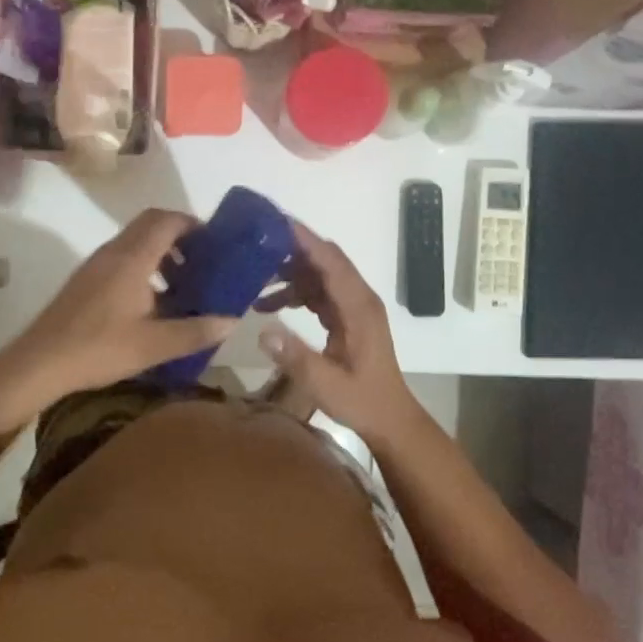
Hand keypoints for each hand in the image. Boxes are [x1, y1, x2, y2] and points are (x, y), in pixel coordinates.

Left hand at [0, 210, 235, 434]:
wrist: (40, 363)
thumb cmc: (99, 349)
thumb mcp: (154, 345)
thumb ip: (195, 331)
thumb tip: (231, 321)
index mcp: (131, 259)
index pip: (166, 221)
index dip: (193, 225)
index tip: (216, 243)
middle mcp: (112, 253)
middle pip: (150, 226)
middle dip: (180, 238)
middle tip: (204, 263)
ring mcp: (95, 266)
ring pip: (135, 244)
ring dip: (161, 256)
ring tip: (183, 287)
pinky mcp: (85, 282)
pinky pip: (122, 260)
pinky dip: (144, 269)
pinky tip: (153, 305)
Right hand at [256, 222, 421, 441]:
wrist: (390, 419)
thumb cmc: (362, 401)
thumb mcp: (325, 384)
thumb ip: (295, 357)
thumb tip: (262, 330)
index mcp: (358, 307)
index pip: (330, 261)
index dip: (304, 239)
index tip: (274, 222)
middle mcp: (358, 299)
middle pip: (323, 261)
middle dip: (290, 250)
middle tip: (252, 244)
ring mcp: (353, 308)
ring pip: (319, 276)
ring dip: (289, 274)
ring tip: (253, 278)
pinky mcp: (347, 318)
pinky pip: (319, 294)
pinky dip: (295, 293)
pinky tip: (268, 305)